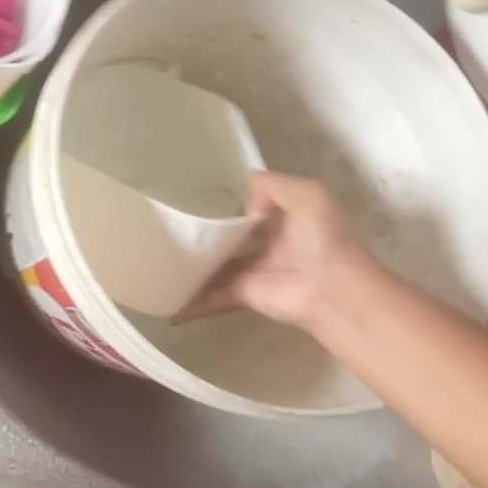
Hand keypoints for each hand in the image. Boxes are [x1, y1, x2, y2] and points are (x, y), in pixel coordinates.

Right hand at [179, 171, 379, 330]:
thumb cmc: (322, 239)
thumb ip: (271, 184)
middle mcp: (264, 242)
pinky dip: (189, 302)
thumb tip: (242, 206)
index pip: (245, 205)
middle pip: (224, 235)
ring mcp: (251, 269)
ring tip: (155, 257)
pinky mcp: (242, 292)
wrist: (333, 289)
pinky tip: (167, 302)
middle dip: (200, 231)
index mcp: (281, 217)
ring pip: (212, 265)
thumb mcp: (308, 194)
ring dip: (190, 265)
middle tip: (166, 224)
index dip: (223, 200)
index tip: (191, 195)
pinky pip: (210, 295)